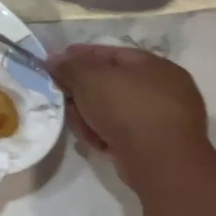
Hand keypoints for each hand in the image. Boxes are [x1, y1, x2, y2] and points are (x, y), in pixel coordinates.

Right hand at [48, 44, 211, 188]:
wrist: (161, 162)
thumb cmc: (126, 108)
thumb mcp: (87, 77)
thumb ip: (67, 65)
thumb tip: (54, 61)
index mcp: (154, 66)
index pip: (107, 53)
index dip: (76, 56)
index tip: (52, 65)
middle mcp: (164, 88)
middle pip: (107, 82)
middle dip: (81, 90)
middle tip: (64, 97)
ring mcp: (163, 117)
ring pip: (111, 107)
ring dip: (88, 113)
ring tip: (80, 124)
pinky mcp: (157, 142)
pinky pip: (121, 128)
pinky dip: (104, 131)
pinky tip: (94, 139)